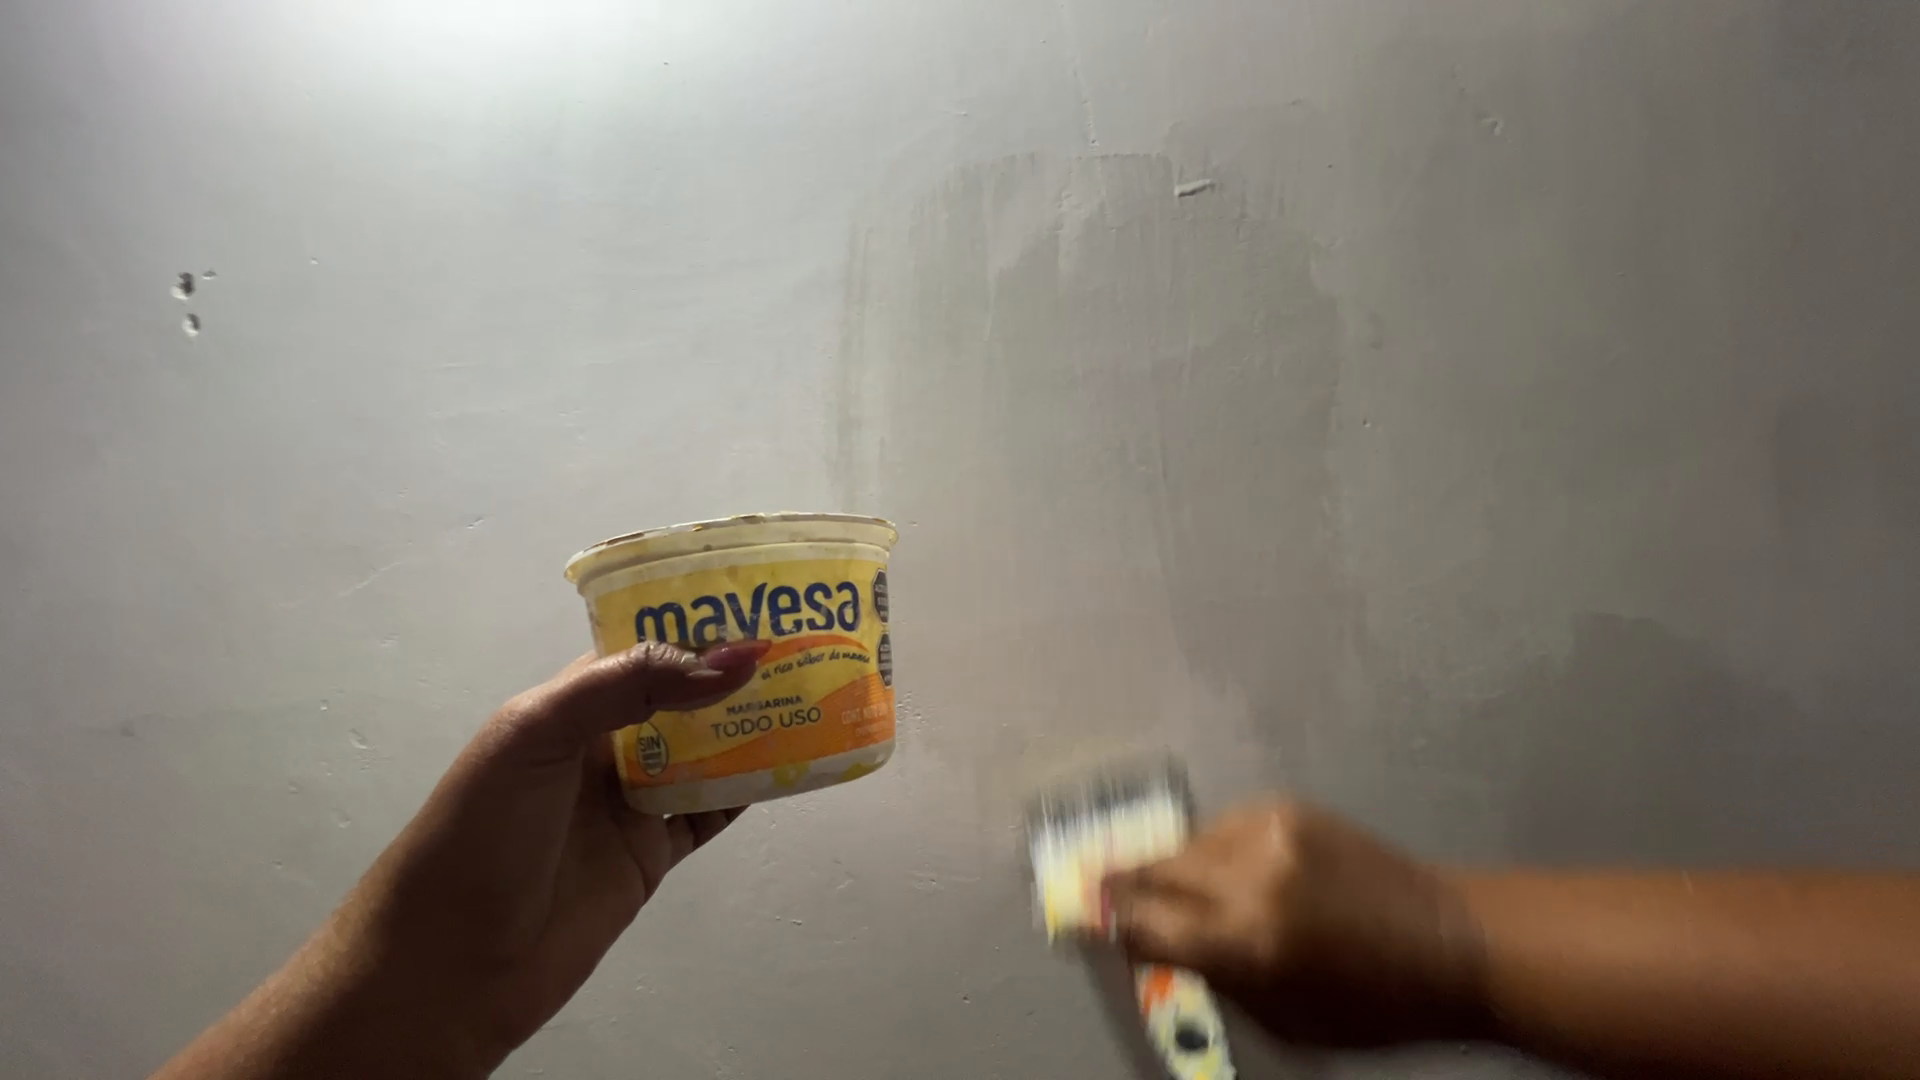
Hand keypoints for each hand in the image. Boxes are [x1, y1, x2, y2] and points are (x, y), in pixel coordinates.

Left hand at [151, 639, 767, 1079]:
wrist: (449, 971)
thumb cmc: (482, 832)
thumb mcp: (539, 732)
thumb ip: (632, 685)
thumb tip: (738, 659)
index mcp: (576, 700)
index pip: (648, 644)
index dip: (701, 622)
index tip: (764, 603)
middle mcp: (612, 739)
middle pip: (689, 692)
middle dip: (740, 670)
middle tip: (808, 643)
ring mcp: (639, 795)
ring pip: (712, 746)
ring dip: (757, 723)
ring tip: (816, 692)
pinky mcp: (659, 846)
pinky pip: (719, 806)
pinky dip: (756, 785)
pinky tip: (798, 763)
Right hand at [1102, 800, 1487, 1047]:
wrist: (1447, 938)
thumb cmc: (1368, 1002)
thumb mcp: (1284, 1022)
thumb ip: (1211, 978)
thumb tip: (1150, 941)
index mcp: (1247, 945)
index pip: (1148, 927)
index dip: (1109, 921)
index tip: (1078, 911)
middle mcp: (1247, 880)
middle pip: (1154, 870)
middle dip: (1121, 879)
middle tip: (1092, 879)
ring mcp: (1265, 833)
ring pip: (1186, 843)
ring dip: (1172, 865)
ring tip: (1168, 878)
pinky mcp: (1283, 807)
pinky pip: (1222, 827)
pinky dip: (1215, 849)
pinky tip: (1232, 866)